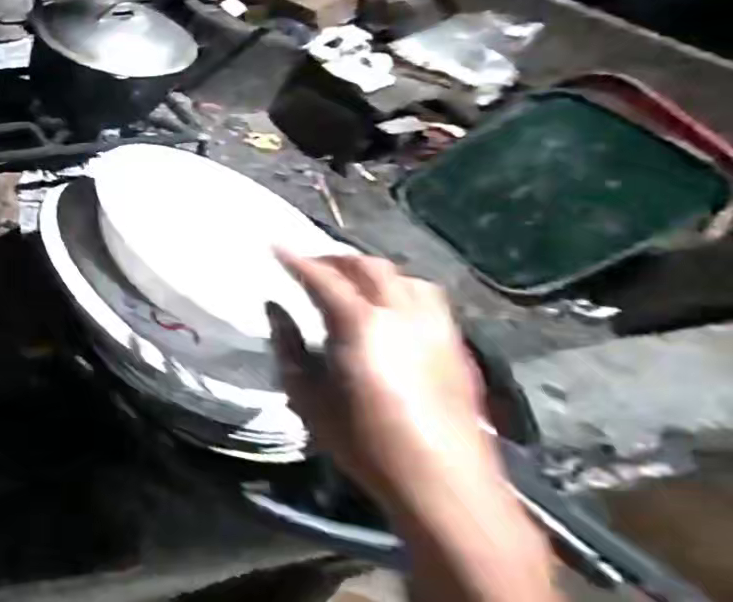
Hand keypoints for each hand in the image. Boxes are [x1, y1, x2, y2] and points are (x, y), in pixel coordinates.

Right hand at [268, 251, 496, 518]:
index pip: (322, 276)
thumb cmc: (364, 441)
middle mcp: (404, 318)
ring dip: (376, 274)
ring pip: (408, 281)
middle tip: (311, 264)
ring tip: (353, 283)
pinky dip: (403, 294)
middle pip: (371, 268)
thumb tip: (276, 308)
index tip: (274, 246)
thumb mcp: (307, 394)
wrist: (445, 488)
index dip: (294, 259)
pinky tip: (388, 312)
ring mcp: (439, 335)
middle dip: (337, 259)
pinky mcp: (459, 354)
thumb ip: (288, 344)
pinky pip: (430, 305)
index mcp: (361, 324)